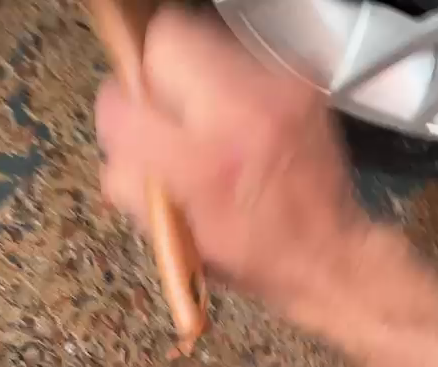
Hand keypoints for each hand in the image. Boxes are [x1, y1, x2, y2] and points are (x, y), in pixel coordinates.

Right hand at [95, 7, 387, 326]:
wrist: (323, 251)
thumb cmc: (248, 257)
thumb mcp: (175, 238)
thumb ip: (134, 187)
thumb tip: (114, 149)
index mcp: (200, 167)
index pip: (127, 104)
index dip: (116, 112)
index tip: (124, 125)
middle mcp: (240, 113)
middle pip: (165, 42)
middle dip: (152, 75)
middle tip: (159, 111)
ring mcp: (275, 86)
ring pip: (201, 38)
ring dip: (187, 76)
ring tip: (197, 118)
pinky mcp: (297, 76)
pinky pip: (238, 55)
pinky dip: (223, 83)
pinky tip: (232, 120)